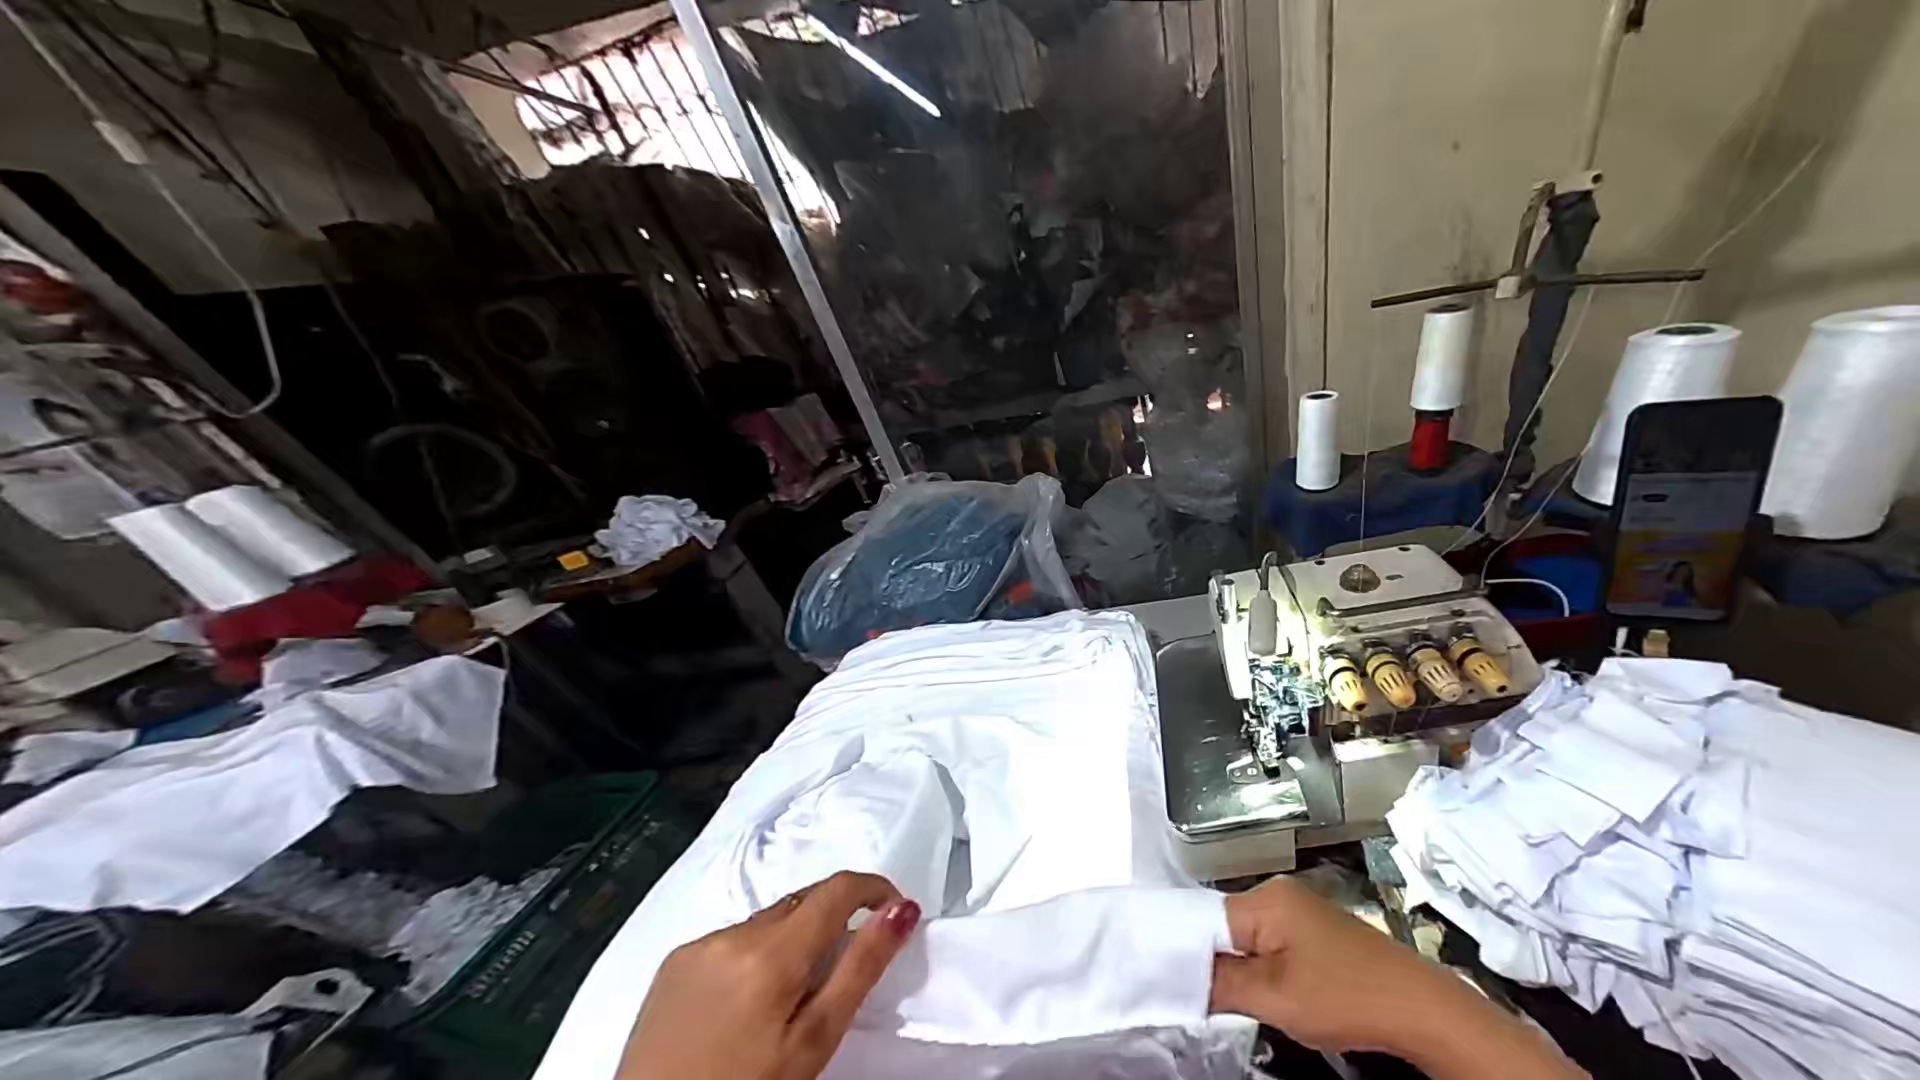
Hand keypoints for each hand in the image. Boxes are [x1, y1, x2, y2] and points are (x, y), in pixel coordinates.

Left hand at [618, 871, 920, 1079]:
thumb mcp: (814, 1042)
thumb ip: (860, 968)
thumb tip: (901, 909)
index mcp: (772, 951)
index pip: (836, 889)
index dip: (873, 888)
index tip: (895, 910)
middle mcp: (734, 932)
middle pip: (802, 902)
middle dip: (833, 920)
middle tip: (844, 969)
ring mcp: (699, 944)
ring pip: (768, 921)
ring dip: (791, 940)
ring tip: (790, 999)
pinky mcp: (674, 961)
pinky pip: (732, 938)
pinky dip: (754, 955)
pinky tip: (745, 1004)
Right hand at [1211, 877, 1585, 1079]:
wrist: (1425, 1010)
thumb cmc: (1347, 998)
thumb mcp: (1276, 999)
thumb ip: (1221, 984)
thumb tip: (1175, 978)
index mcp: (1264, 897)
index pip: (1202, 917)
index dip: (1181, 947)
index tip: (1163, 976)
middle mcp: (1277, 892)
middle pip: (1222, 924)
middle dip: (1210, 959)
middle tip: (1195, 994)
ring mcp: (1299, 909)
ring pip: (1246, 935)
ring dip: (1235, 965)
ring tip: (1225, 996)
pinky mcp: (1315, 929)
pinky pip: (1269, 941)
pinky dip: (1259, 964)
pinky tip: (1262, 989)